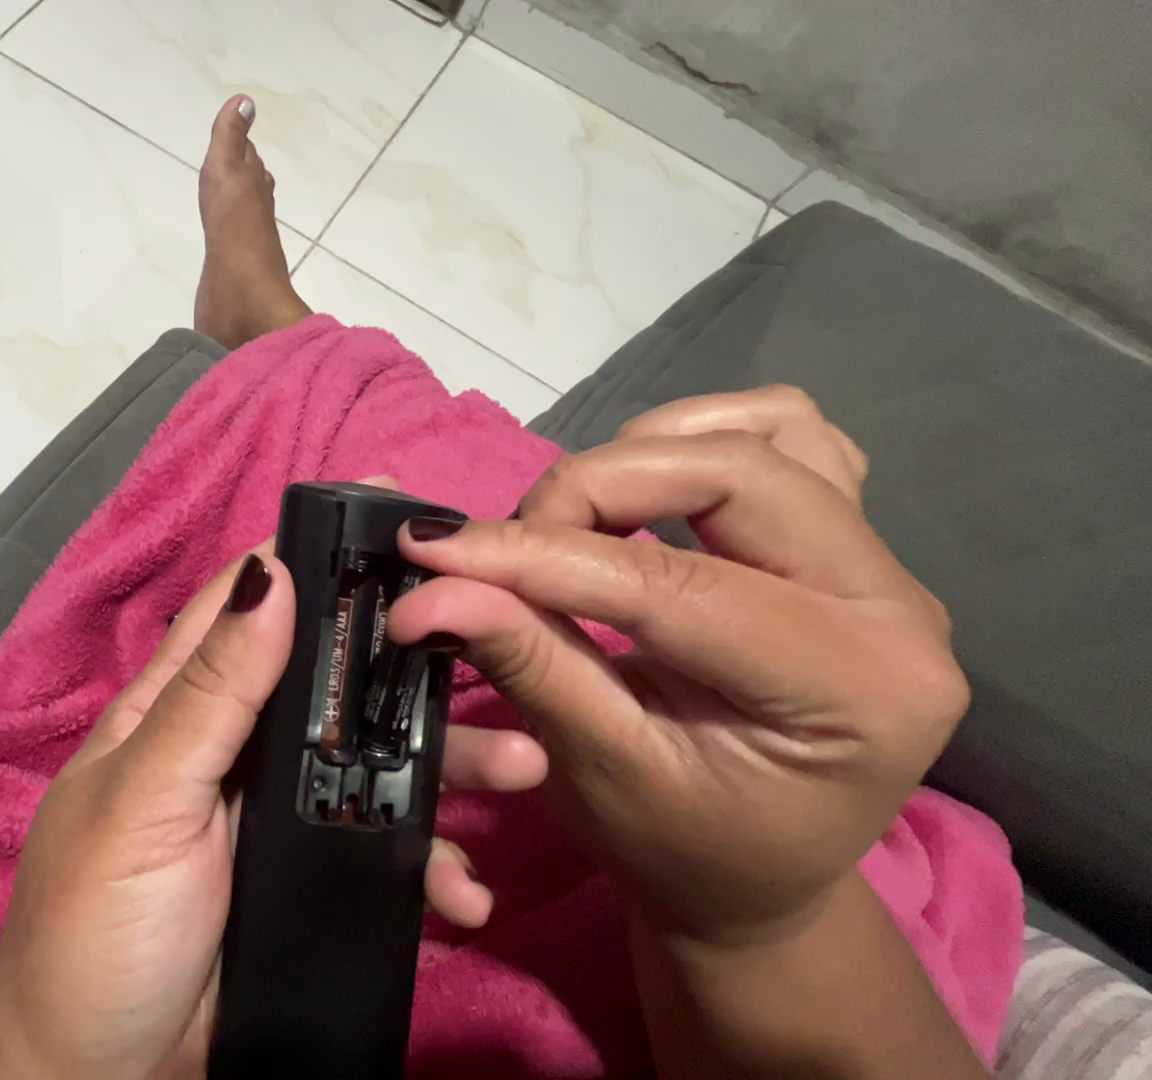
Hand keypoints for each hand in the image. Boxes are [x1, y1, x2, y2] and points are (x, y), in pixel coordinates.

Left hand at [0, 536, 547, 1079]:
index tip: (387, 527)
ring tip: (516, 776)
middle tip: (494, 658)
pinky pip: (376, 851)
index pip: (244, 609)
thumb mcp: (146, 799)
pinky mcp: (305, 879)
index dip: (303, 561)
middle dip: (407, 675)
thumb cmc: (101, 925)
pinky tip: (461, 890)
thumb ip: (209, 696)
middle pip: (328, 686)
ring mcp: (272, 815)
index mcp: (177, 709)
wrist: (102, 1077)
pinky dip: (423, 863)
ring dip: (441, 768)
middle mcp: (230, 747)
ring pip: (367, 765)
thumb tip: (269, 577)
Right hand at [388, 386, 968, 947]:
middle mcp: (892, 607)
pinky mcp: (845, 544)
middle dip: (589, 491)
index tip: (429, 548)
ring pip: (762, 433)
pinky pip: (787, 436)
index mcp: (849, 689)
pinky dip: (692, 442)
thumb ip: (525, 663)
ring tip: (569, 524)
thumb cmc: (680, 848)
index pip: (671, 582)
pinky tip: (641, 491)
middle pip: (732, 471)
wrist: (753, 877)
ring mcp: (880, 564)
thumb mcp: (596, 769)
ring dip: (639, 457)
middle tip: (506, 548)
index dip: (535, 555)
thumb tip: (429, 591)